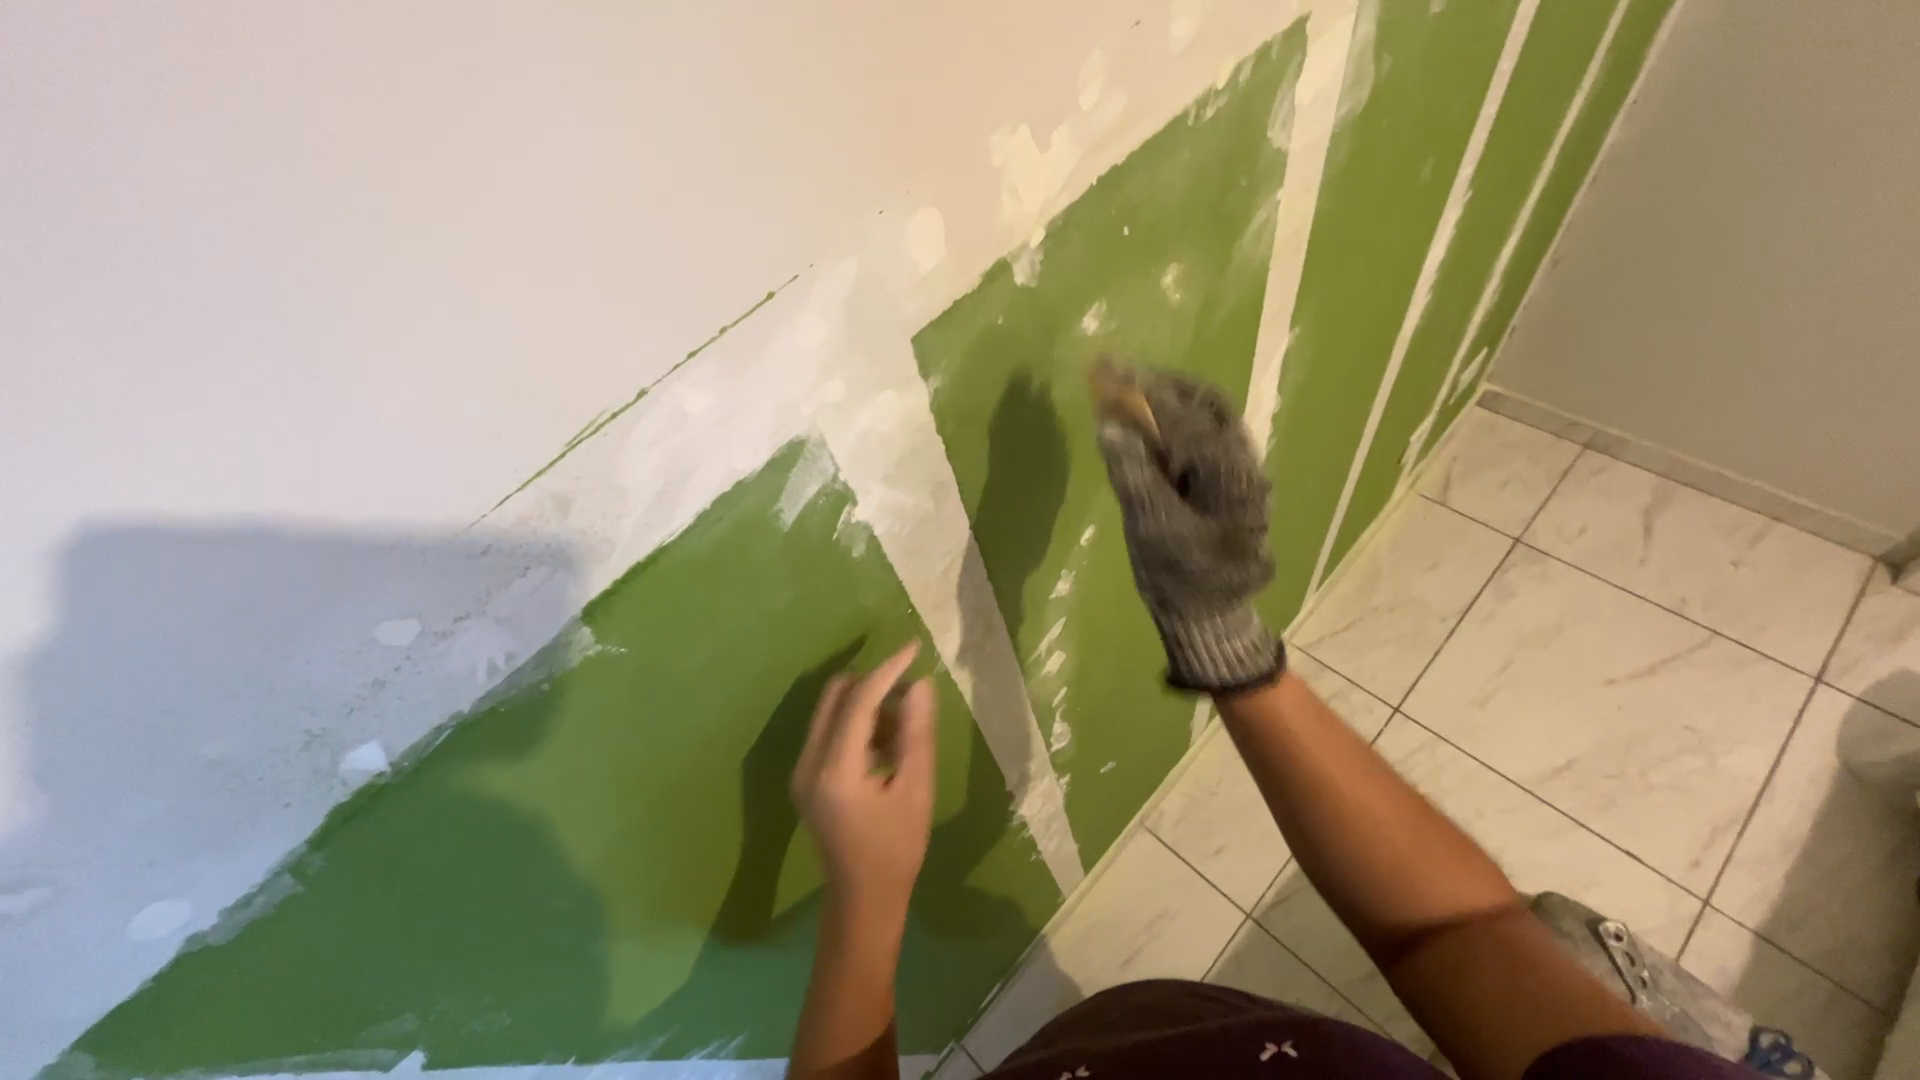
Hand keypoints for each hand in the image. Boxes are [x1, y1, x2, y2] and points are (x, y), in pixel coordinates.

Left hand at [791, 642, 937, 930]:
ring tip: (904, 728)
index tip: (915, 647)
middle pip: (836, 696)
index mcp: (835, 769)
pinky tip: (887, 745)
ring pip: (831, 710)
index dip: (888, 670)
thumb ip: (916, 734)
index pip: (859, 700)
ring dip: (867, 703)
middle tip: (912, 691)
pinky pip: (830, 730)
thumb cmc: (897, 850)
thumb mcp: (916, 790)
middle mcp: (808, 762)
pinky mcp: (806, 776)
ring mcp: (802, 769)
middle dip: (874, 683)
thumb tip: (920, 683)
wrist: (863, 899)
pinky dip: (858, 723)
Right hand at [1095, 366, 1281, 691]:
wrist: (1209, 617)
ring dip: (1174, 403)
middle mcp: (1246, 464)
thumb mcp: (1149, 528)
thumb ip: (1132, 473)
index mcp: (1229, 472)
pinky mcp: (1235, 485)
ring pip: (1213, 420)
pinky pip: (1210, 440)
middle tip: (1123, 377)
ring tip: (1133, 397)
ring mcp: (1245, 474)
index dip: (1144, 388)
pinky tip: (1155, 430)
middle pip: (1209, 404)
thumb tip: (1110, 425)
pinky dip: (1181, 425)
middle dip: (1164, 386)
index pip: (1184, 414)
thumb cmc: (1179, 576)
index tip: (1108, 368)